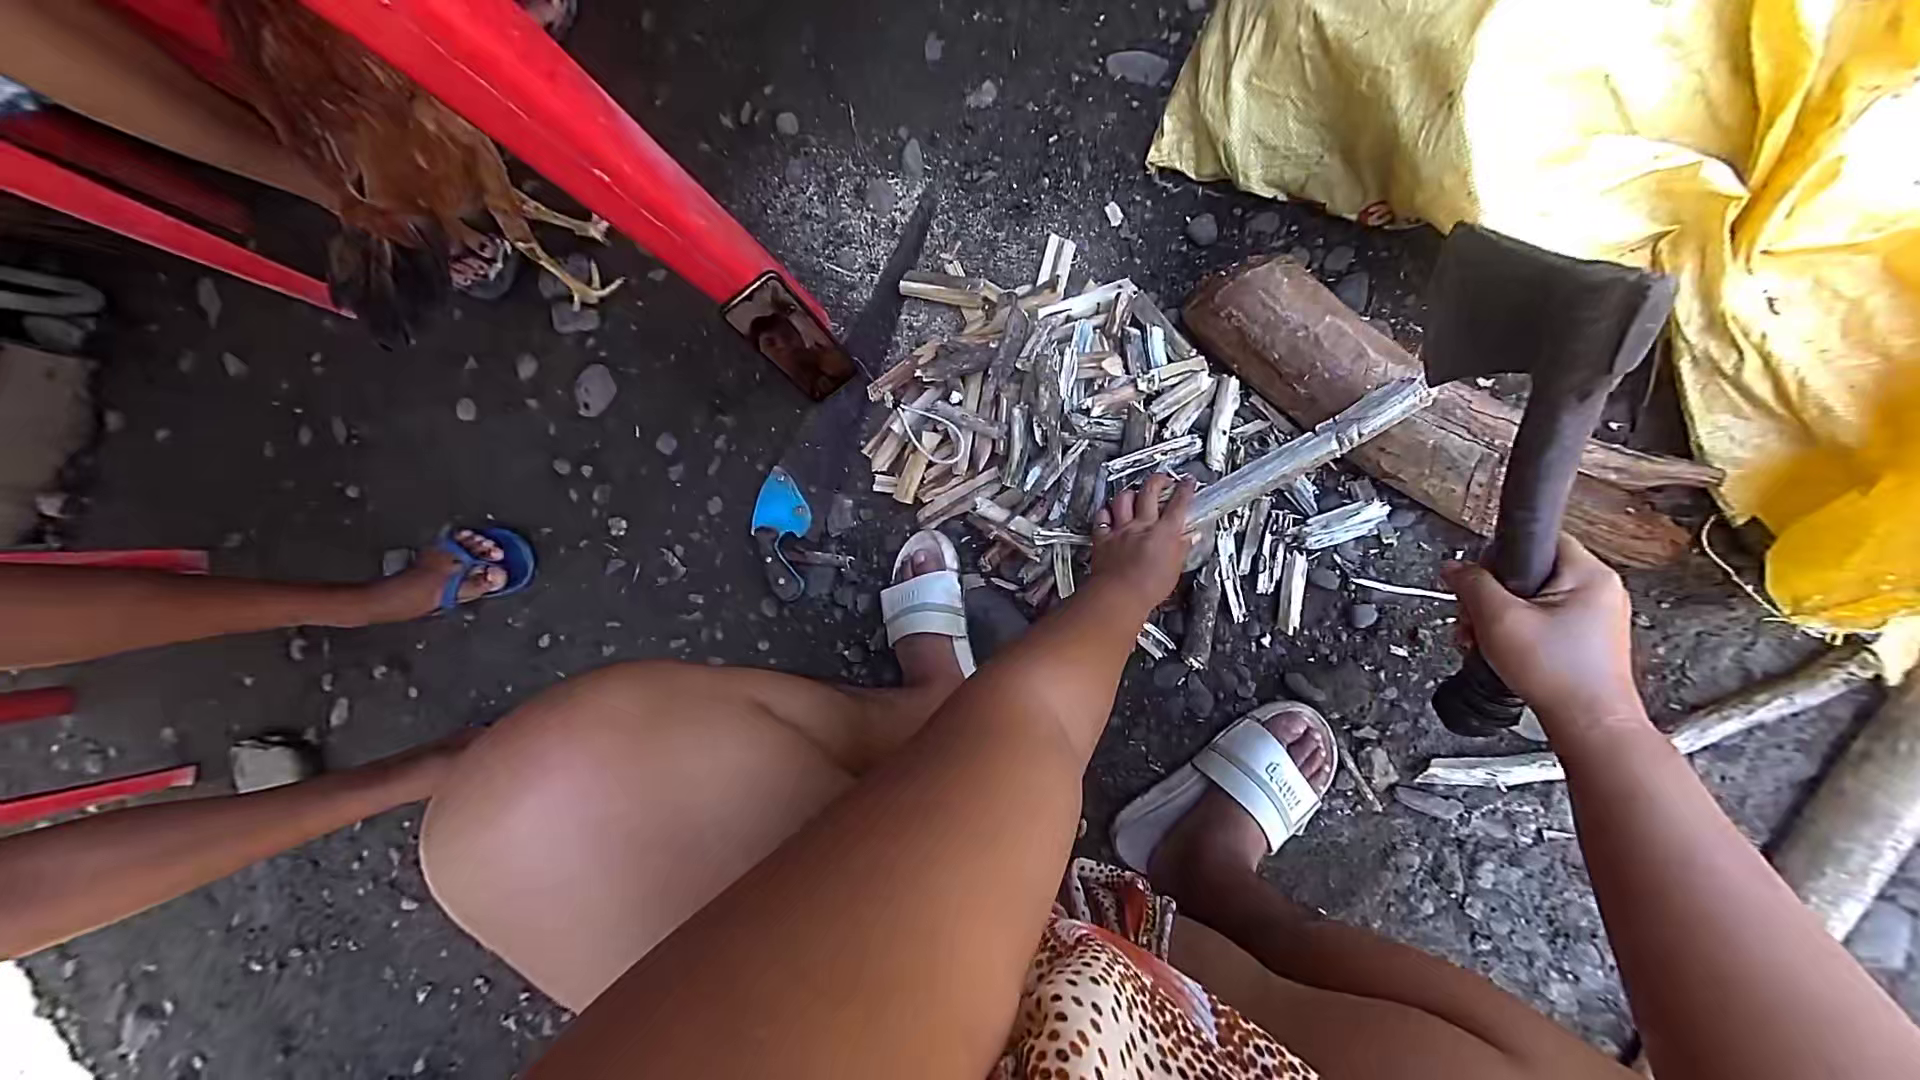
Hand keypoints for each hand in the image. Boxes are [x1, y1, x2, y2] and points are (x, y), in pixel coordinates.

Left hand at [1090, 472, 1195, 610]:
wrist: (1119, 596)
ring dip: (1130, 493)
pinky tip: (1108, 510)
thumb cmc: (1147, 588)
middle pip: (1150, 491)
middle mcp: (1141, 525)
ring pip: (1123, 498)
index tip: (1188, 482)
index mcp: (1164, 533)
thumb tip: (1190, 537)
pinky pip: (1102, 516)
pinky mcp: (1103, 537)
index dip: (1185, 489)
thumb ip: (1181, 548)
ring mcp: (1120, 529)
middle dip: (1159, 480)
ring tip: (1135, 492)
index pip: (1179, 503)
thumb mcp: (1174, 569)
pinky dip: (1106, 511)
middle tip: (1163, 479)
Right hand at [1442, 534, 1643, 727]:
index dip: (1497, 558)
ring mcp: (1590, 614)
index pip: (1533, 539)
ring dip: (1493, 616)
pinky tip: (1497, 648)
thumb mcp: (1497, 618)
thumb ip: (1470, 584)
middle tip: (1477, 617)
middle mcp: (1596, 590)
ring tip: (1484, 638)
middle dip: (1487, 595)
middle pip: (1522, 572)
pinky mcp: (1580, 635)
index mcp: (1588, 575)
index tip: (1481, 581)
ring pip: (1524, 597)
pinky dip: (1509, 629)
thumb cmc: (1558, 673)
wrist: (1587, 721)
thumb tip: (1453, 567)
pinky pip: (1534, 617)